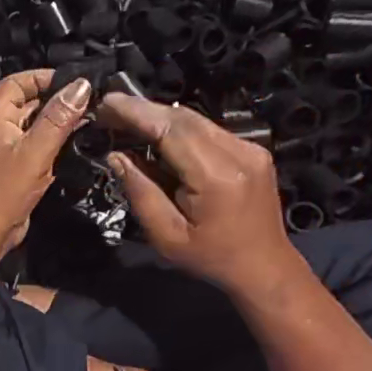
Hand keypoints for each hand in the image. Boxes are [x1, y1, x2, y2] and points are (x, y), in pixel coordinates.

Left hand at [0, 69, 93, 253]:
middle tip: (88, 99)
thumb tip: (81, 86)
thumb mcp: (36, 150)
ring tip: (88, 117)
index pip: (16, 83)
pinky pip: (41, 143)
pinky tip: (78, 140)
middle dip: (56, 97)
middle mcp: (3, 128)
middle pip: (29, 101)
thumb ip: (58, 118)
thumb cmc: (6, 189)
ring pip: (38, 123)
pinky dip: (58, 139)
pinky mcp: (22, 166)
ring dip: (60, 119)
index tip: (70, 81)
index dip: (40, 77)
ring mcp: (12, 148)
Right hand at [99, 92, 311, 300]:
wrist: (264, 266)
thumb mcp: (166, 235)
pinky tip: (157, 136)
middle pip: (183, 118)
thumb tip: (116, 156)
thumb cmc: (212, 258)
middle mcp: (238, 153)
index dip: (136, 112)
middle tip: (108, 111)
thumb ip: (141, 192)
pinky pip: (208, 130)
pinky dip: (178, 129)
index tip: (106, 104)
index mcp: (217, 177)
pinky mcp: (252, 150)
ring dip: (159, 118)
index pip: (171, 130)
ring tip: (126, 121)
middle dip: (143, 111)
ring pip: (195, 120)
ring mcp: (250, 148)